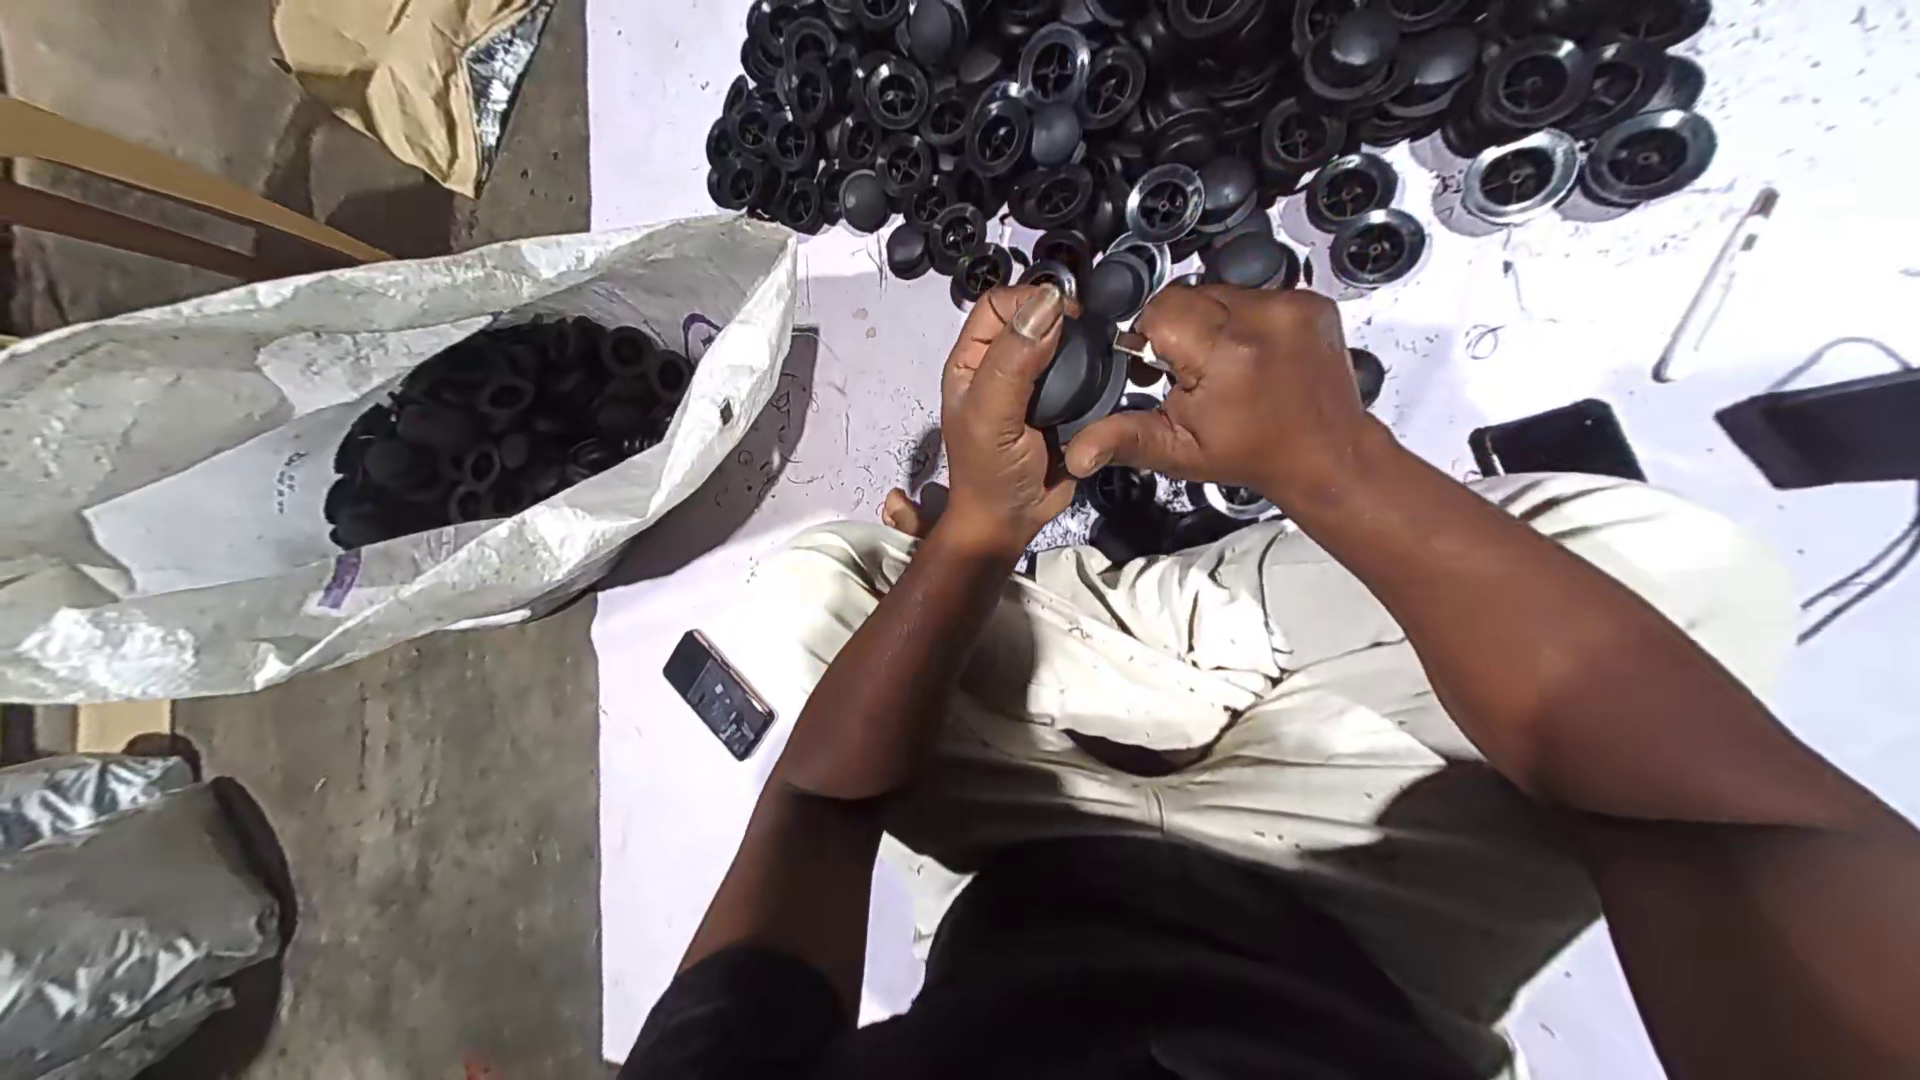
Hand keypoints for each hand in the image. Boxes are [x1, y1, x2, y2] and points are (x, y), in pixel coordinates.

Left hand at [908, 284, 1075, 558]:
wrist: (1012, 520)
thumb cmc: (988, 475)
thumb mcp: (991, 416)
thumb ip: (1013, 362)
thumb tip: (1046, 305)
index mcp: (972, 362)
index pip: (998, 304)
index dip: (1030, 301)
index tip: (1062, 319)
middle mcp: (1000, 366)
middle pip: (1032, 316)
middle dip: (1059, 318)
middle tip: (1082, 337)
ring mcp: (1032, 384)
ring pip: (1059, 342)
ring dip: (1079, 345)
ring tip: (1093, 356)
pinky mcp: (1060, 401)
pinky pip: (1080, 372)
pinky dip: (1091, 371)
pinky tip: (1097, 378)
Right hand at [1063, 285, 1380, 510]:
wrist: (1324, 454)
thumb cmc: (1255, 454)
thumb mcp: (1178, 452)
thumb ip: (1124, 440)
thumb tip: (1077, 452)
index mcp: (1226, 354)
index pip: (1161, 310)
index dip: (1151, 339)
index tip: (1163, 369)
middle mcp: (1264, 319)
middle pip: (1188, 295)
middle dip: (1179, 332)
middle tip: (1193, 374)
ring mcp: (1291, 306)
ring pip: (1218, 290)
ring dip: (1210, 323)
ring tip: (1224, 366)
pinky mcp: (1309, 301)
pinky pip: (1252, 294)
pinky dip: (1241, 320)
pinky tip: (1248, 354)